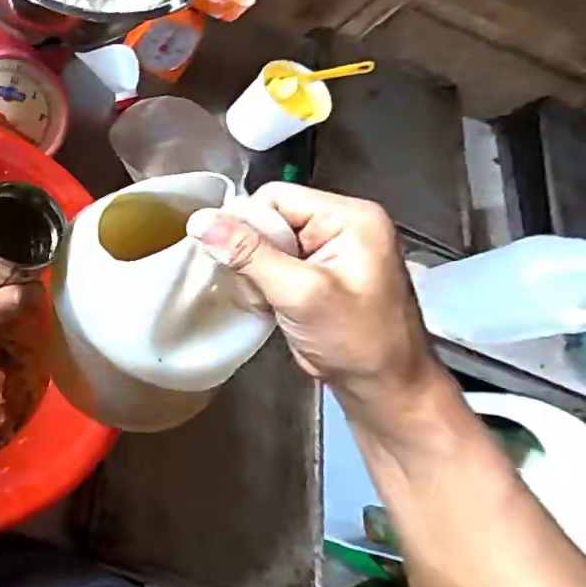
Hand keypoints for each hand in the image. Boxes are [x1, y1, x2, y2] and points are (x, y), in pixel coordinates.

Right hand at [185, 182, 439, 409]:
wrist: (384, 388)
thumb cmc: (358, 342)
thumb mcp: (300, 293)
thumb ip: (249, 254)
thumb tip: (201, 222)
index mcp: (349, 217)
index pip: (274, 197)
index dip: (247, 226)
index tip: (242, 264)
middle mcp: (341, 226)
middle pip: (267, 219)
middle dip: (251, 256)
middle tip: (261, 289)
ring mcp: (328, 251)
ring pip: (263, 244)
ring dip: (254, 275)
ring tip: (270, 302)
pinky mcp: (316, 273)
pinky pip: (271, 264)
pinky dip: (262, 285)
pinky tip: (272, 306)